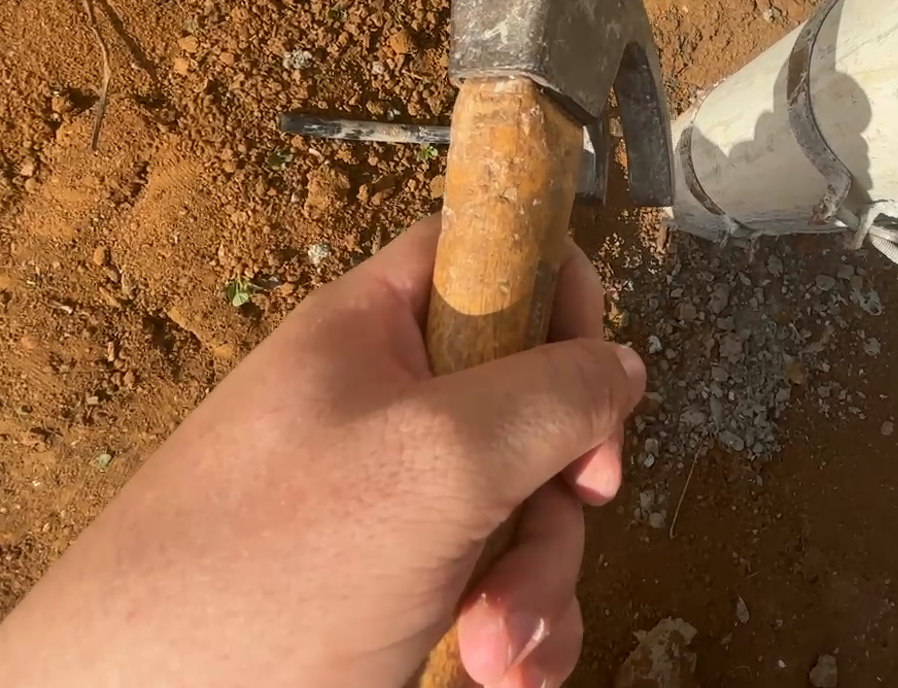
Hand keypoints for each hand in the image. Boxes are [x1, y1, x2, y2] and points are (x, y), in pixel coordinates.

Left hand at [0, 216, 645, 687]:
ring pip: (524, 491)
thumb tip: (624, 365)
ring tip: (502, 651)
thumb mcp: (437, 462)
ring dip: (542, 568)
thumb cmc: (273, 571)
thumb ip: (552, 395)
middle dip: (565, 464)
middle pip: (529, 385)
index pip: (487, 251)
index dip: (553, 288)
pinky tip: (501, 673)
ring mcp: (399, 491)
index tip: (589, 367)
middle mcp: (393, 397)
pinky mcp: (404, 574)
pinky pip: (498, 567)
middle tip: (578, 505)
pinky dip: (517, 618)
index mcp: (378, 327)